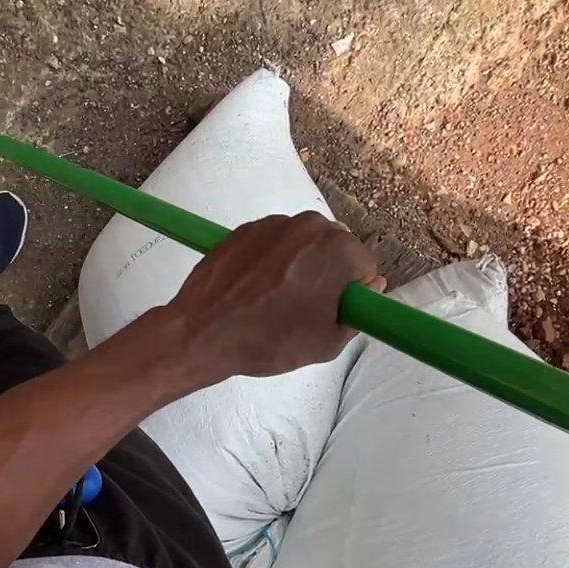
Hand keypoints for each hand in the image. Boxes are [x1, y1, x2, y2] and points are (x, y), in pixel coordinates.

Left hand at [163, 211, 382, 383]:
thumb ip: (356, 315)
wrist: (201, 332)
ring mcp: (272, 224)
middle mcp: (309, 226)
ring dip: (295, 265)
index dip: (350, 291)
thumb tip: (367, 291)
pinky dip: (266, 261)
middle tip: (301, 306)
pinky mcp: (243, 230)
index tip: (331, 309)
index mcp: (339, 249)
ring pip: (299, 244)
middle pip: (332, 249)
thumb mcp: (326, 342)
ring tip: (272, 299)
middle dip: (325, 273)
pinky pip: (269, 244)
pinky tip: (252, 289)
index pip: (363, 266)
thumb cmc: (266, 339)